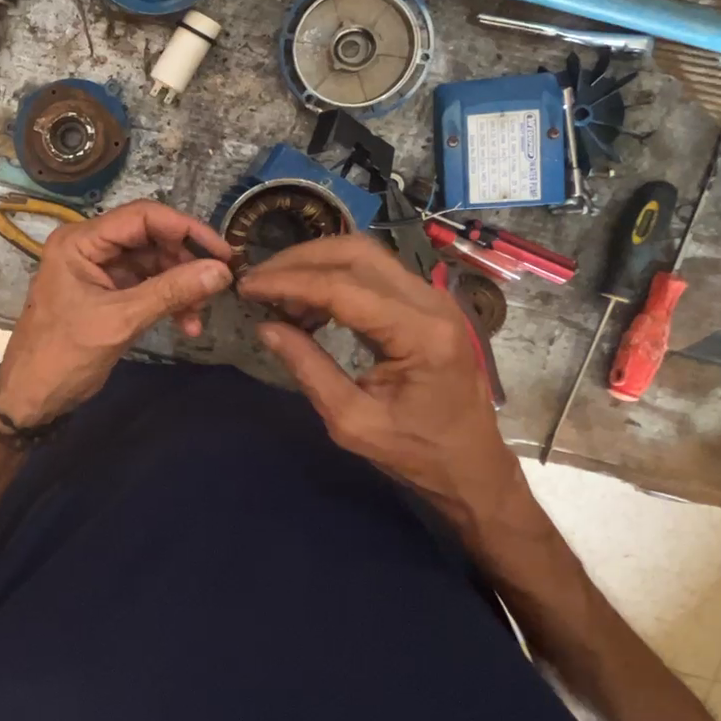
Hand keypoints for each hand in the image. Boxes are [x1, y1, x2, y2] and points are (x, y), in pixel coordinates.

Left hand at [0, 201, 233, 423]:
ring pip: (152, 262)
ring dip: (180, 285)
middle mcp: (88, 246)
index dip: (185, 229)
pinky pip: (145, 285)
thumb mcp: (120, 320)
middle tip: (217, 285)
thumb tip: (221, 271)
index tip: (223, 251)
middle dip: (185, 261)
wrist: (30, 397)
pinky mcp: (106, 292)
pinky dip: (168, 301)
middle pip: (150, 237)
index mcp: (80, 241)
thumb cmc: (64, 354)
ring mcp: (97, 269)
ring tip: (200, 313)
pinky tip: (187, 324)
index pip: (142, 216)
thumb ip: (170, 291)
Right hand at [236, 234, 520, 529]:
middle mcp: (432, 303)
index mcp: (421, 334)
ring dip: (314, 264)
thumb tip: (265, 327)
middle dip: (298, 261)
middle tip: (256, 280)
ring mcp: (433, 298)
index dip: (288, 282)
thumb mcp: (352, 421)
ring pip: (364, 255)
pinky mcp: (427, 303)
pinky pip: (373, 272)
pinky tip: (307, 304)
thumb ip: (309, 369)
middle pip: (355, 253)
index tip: (247, 286)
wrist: (473, 466)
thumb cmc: (417, 453)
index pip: (342, 288)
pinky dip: (333, 277)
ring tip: (276, 293)